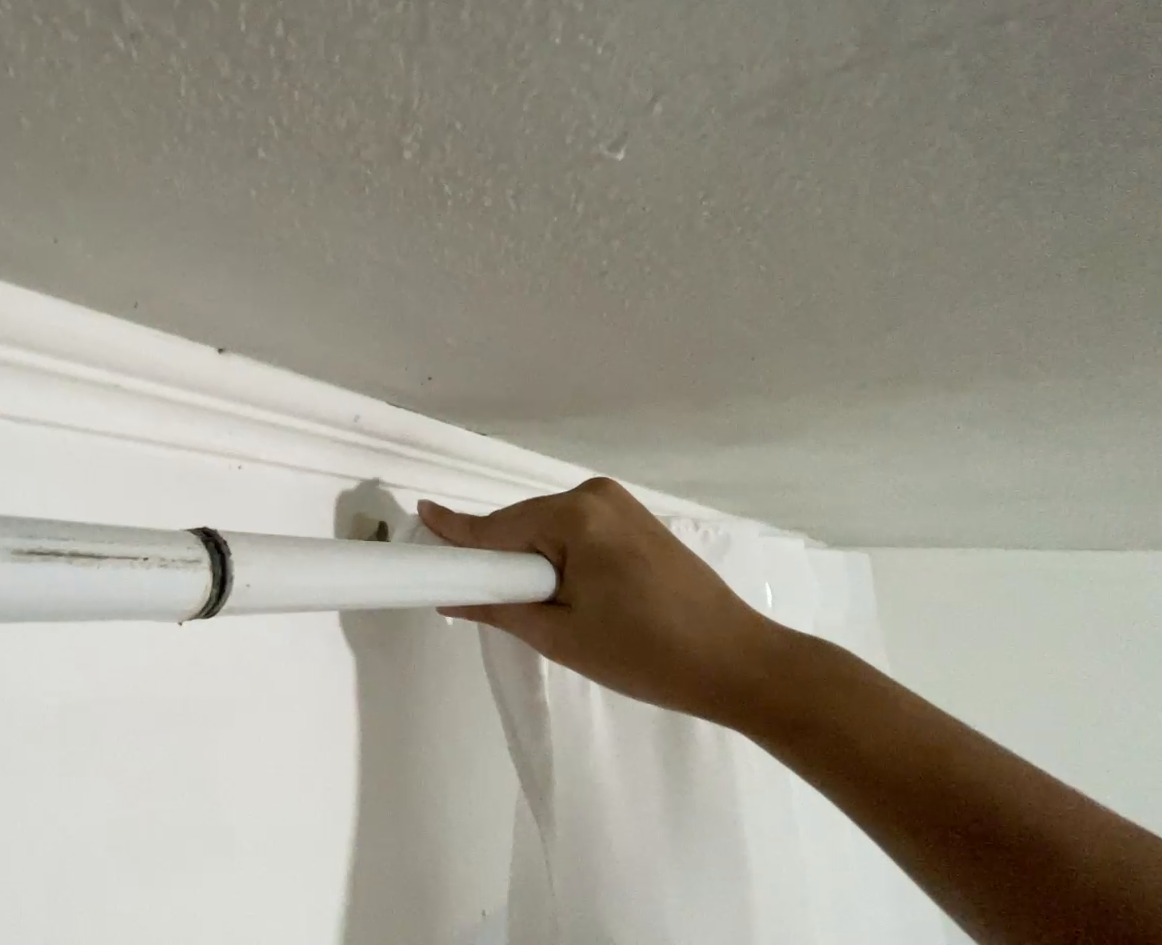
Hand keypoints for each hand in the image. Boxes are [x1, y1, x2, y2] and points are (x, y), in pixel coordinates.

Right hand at [420, 478, 789, 723]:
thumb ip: (497, 607)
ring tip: (540, 605)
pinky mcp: (632, 517)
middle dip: (501, 559)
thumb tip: (448, 596)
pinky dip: (557, 555)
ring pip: (544, 528)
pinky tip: (566, 589)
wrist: (743, 665)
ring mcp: (617, 503)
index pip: (496, 527)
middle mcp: (594, 495)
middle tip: (488, 600)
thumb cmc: (648, 655)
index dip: (455, 535)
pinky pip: (571, 530)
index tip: (418, 518)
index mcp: (576, 516)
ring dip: (530, 559)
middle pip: (519, 525)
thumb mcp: (560, 636)